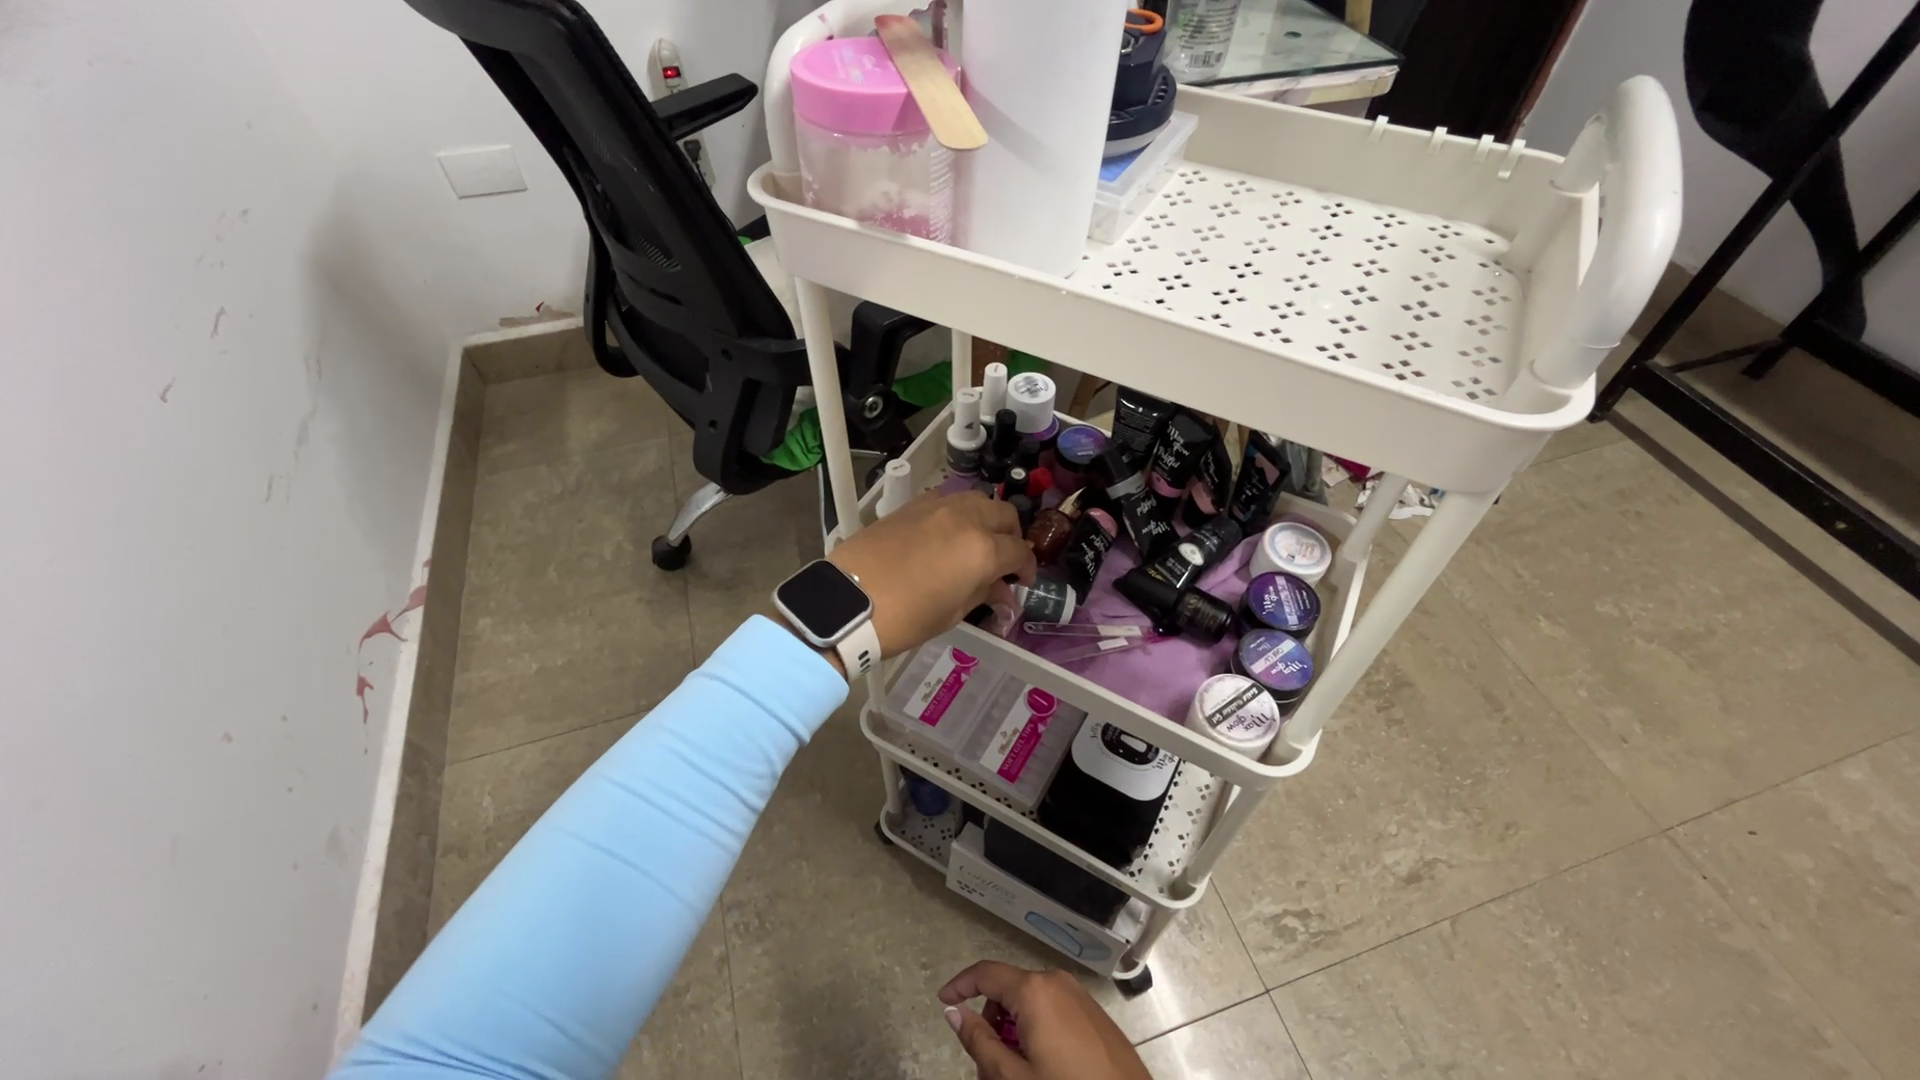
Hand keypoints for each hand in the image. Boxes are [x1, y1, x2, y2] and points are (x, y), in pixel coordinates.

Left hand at [827, 491, 1035, 658]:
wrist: (848, 602)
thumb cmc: (906, 618)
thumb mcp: (952, 613)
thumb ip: (983, 594)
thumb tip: (1003, 593)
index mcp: (982, 549)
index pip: (1019, 551)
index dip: (1026, 568)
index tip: (1021, 583)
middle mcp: (966, 519)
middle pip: (1004, 515)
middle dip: (1011, 536)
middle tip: (1004, 561)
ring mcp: (936, 507)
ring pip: (976, 500)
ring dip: (985, 519)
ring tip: (977, 543)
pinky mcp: (910, 506)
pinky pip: (946, 501)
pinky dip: (956, 514)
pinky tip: (946, 534)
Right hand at [939, 961, 1149, 1079]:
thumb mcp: (1015, 1077)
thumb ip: (980, 1041)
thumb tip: (954, 1011)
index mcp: (1033, 990)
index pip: (985, 973)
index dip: (959, 985)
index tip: (942, 1002)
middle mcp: (1055, 981)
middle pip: (1007, 991)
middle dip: (991, 1023)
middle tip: (986, 1067)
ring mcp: (1077, 994)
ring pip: (1029, 1004)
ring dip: (1013, 1031)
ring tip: (1014, 1072)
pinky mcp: (1092, 1011)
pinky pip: (1051, 1011)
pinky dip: (1035, 1031)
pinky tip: (1040, 1067)